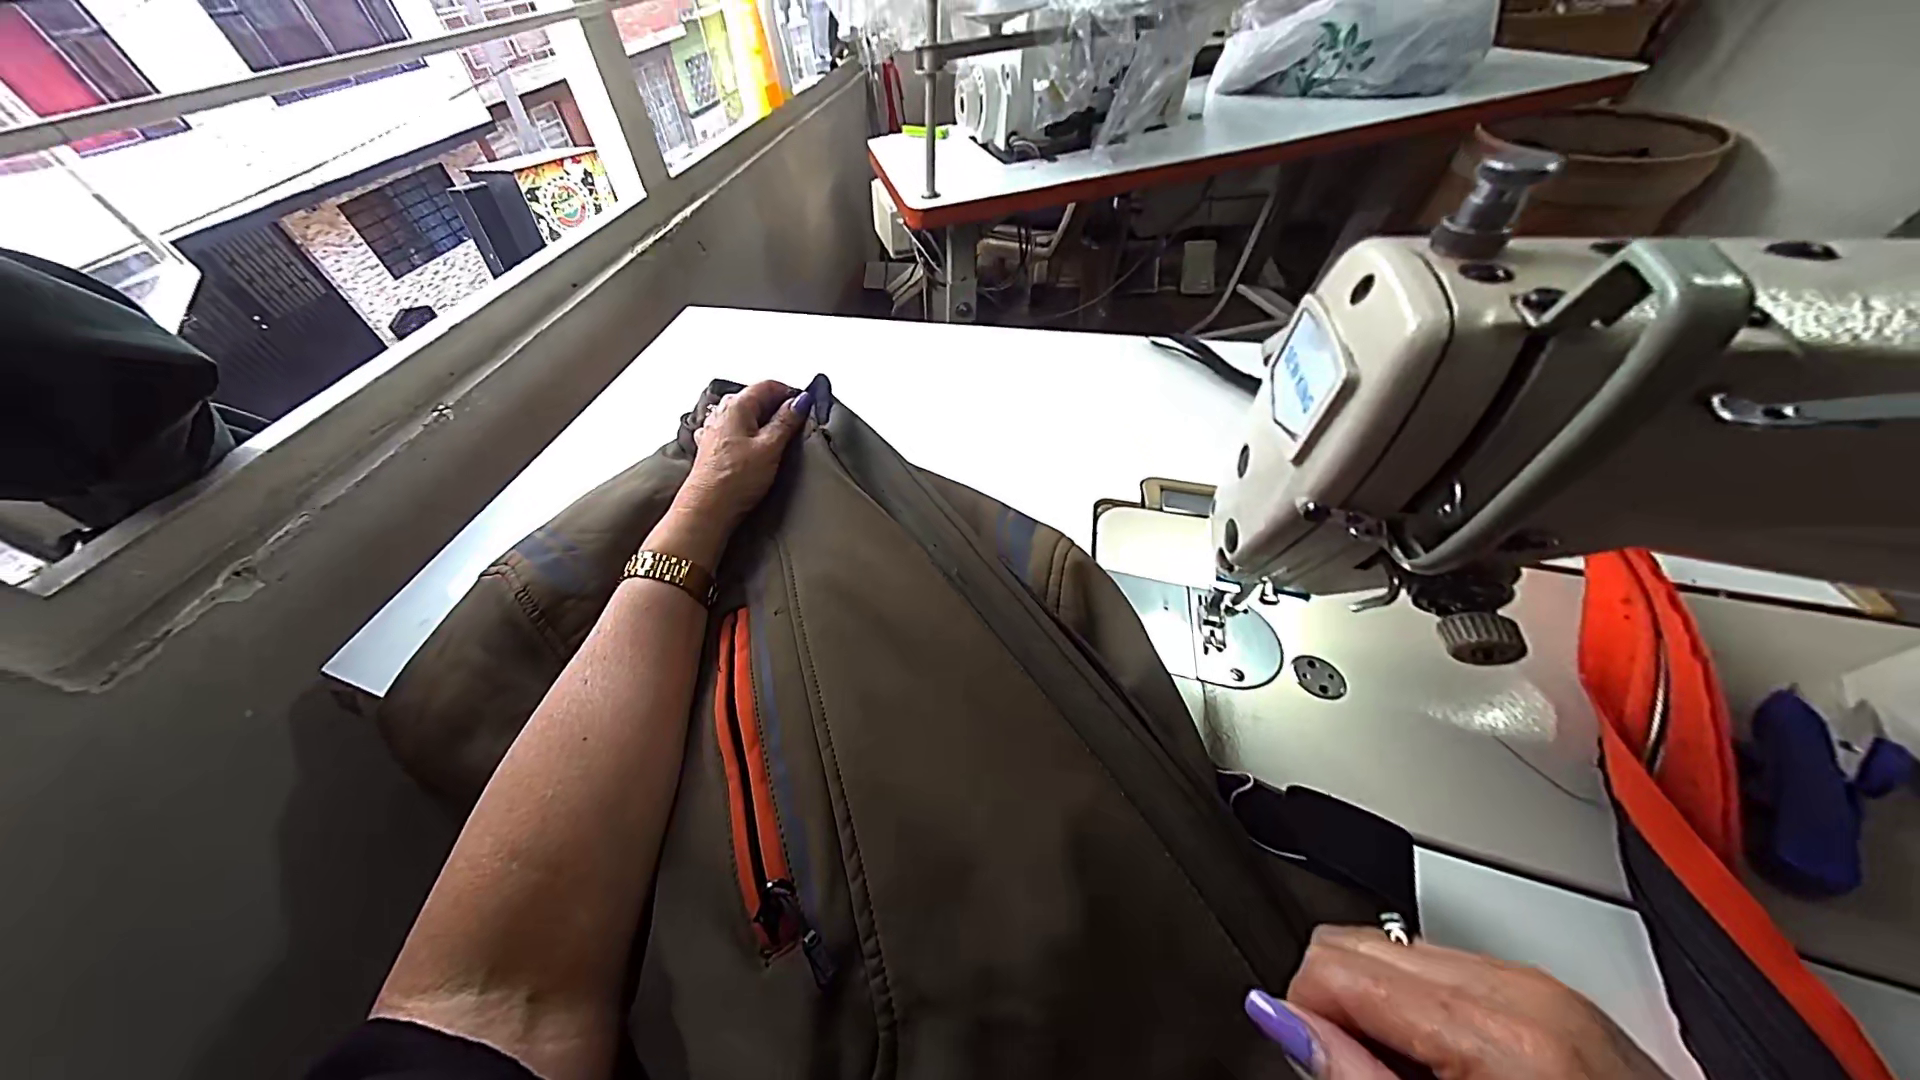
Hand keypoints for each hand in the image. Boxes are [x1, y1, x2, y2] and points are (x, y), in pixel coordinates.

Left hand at [648, 380, 809, 567]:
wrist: (707, 509)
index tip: (806, 406)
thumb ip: (786, 421)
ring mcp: (715, 430)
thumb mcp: (770, 447)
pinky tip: (759, 450)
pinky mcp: (715, 449)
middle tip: (798, 425)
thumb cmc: (734, 479)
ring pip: (747, 416)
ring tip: (781, 441)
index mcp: (735, 406)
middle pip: (757, 399)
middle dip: (779, 408)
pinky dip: (752, 436)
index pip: (768, 385)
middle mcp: (721, 413)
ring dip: (765, 423)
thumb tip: (801, 401)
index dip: (790, 393)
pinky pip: (738, 432)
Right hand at [1245, 926, 1666, 1078]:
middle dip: (1335, 1005)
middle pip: (1351, 942)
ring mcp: (1537, 984)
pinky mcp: (1546, 991)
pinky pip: (1433, 964)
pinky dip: (1414, 1007)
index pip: (1334, 963)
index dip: (1306, 1014)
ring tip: (1410, 1078)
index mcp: (1500, 1033)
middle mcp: (1518, 988)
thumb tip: (1278, 1019)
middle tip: (1361, 1075)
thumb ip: (1358, 1078)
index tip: (1318, 1063)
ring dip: (1373, 1006)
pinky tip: (1443, 1066)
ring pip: (1386, 947)